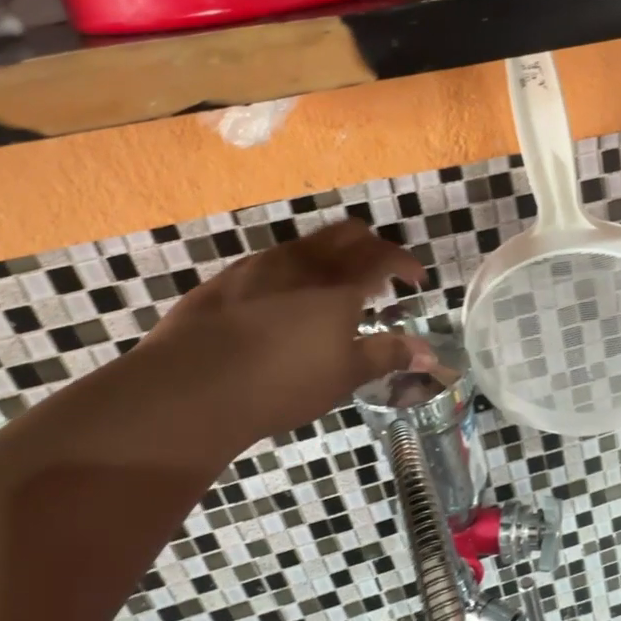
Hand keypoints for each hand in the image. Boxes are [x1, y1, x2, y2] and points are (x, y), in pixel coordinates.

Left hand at [133, 219, 427, 450]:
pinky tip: (281, 305)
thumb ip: (388, 355)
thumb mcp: (344, 375)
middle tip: (378, 277)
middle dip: (370, 247)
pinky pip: (269, 263)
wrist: (191, 386)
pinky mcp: (225, 280)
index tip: (415, 279)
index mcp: (339, 283)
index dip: (404, 262)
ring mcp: (259, 266)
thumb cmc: (283, 383)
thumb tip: (429, 352)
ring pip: (306, 244)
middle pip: (346, 233)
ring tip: (330, 292)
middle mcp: (303, 262)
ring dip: (329, 258)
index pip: (383, 255)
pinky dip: (291, 273)